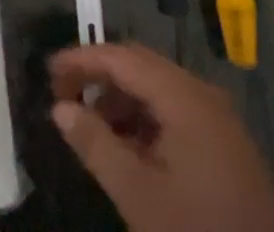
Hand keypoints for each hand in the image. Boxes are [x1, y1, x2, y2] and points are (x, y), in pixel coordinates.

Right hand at [50, 43, 273, 231]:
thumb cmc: (194, 226)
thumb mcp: (135, 190)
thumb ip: (94, 144)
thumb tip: (60, 108)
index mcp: (184, 98)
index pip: (123, 59)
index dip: (82, 59)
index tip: (48, 72)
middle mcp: (204, 95)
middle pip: (142, 66)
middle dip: (100, 75)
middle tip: (63, 95)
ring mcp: (219, 118)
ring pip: (159, 89)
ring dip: (121, 99)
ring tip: (91, 128)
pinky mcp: (225, 142)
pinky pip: (177, 111)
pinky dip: (145, 118)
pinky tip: (127, 147)